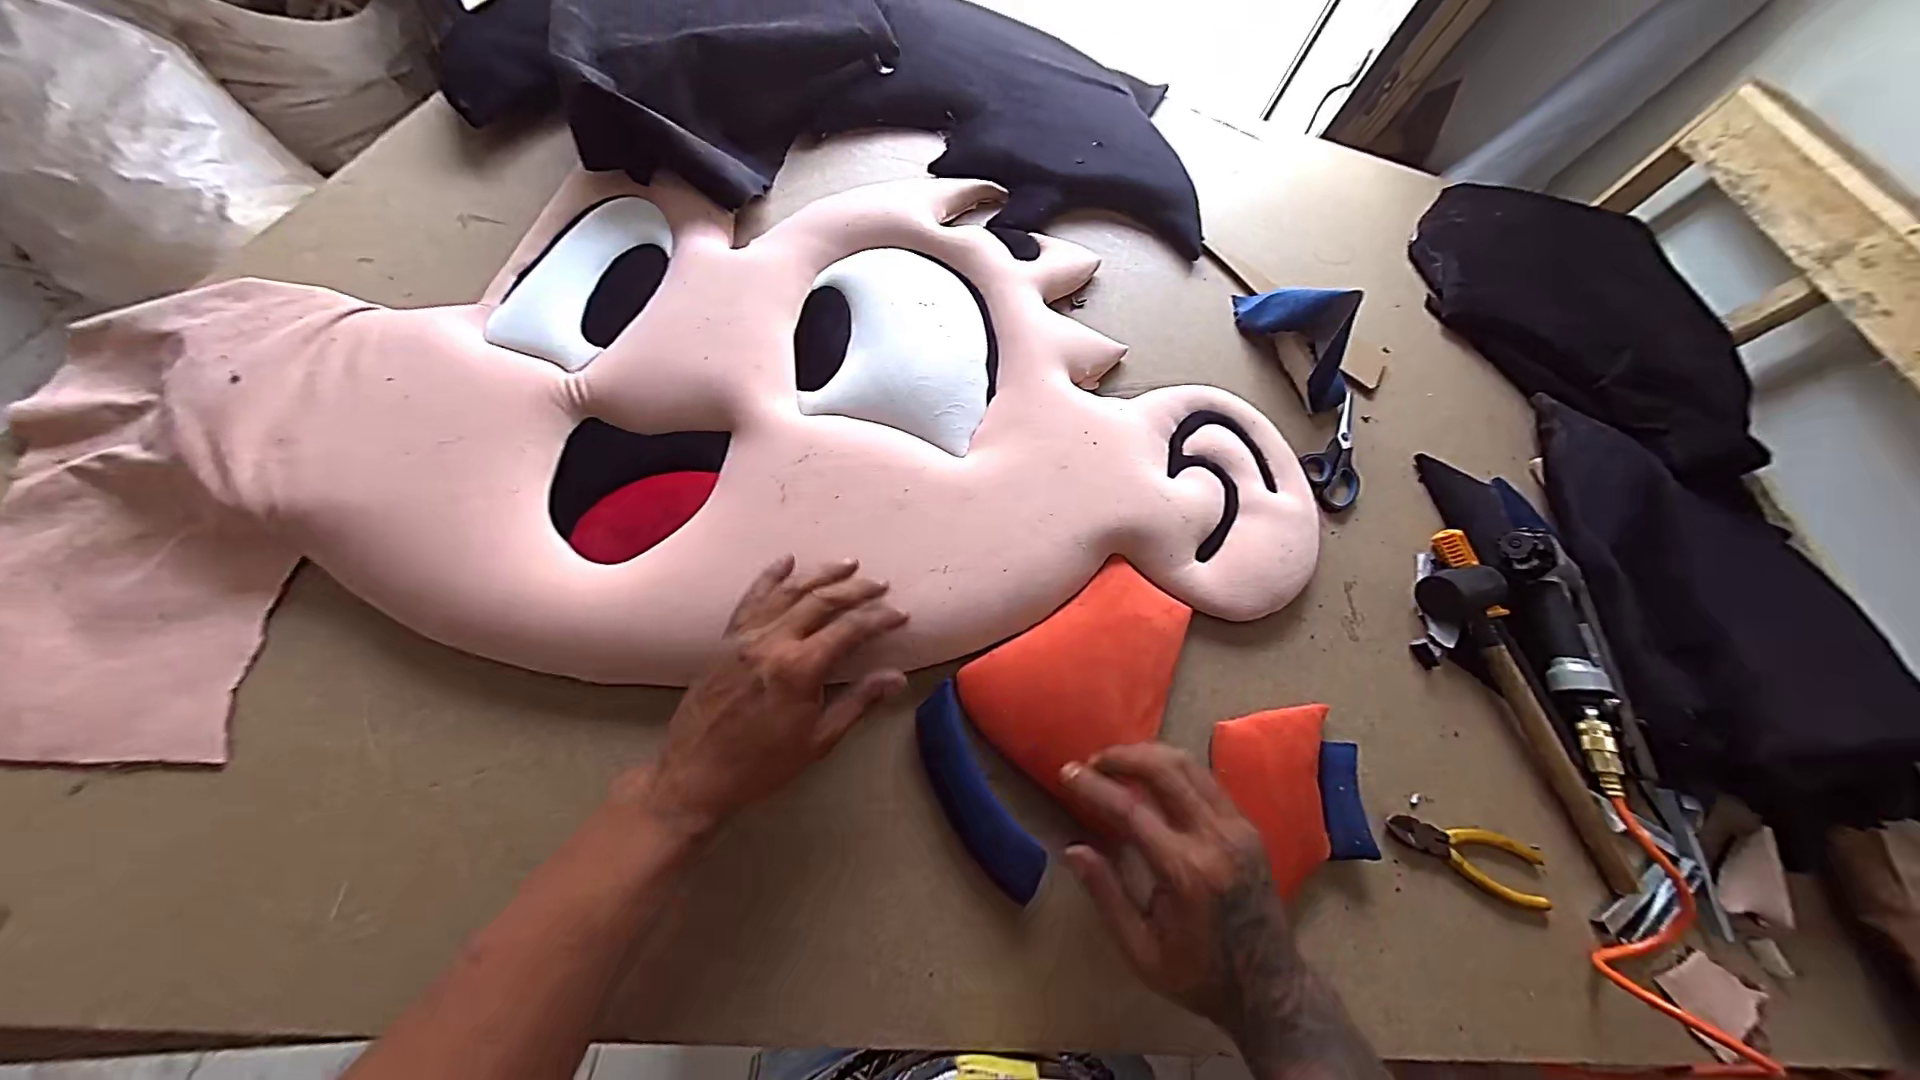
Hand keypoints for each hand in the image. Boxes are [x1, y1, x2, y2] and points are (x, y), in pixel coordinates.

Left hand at [633, 556, 908, 835]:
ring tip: (846, 564)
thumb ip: (859, 701)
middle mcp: (773, 643)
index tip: (898, 614)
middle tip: (879, 584)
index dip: (878, 618)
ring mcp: (746, 637)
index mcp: (799, 669)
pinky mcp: (726, 640)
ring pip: (789, 592)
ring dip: (820, 574)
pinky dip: (770, 577)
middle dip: (856, 589)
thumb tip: (897, 677)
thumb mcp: (819, 740)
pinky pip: (752, 599)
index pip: (849, 629)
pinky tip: (786, 561)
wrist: (694, 775)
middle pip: (822, 601)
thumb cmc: (761, 765)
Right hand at [1057, 743, 1284, 1026]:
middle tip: (1093, 762)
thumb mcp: (1141, 951)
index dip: (1094, 786)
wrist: (1271, 990)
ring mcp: (1237, 828)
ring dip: (1147, 754)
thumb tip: (1073, 849)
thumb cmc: (1199, 976)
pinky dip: (1172, 767)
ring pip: (1188, 765)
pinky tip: (1151, 776)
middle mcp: (1215, 839)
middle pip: (1164, 770)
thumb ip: (1105, 894)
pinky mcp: (1247, 826)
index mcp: (1186, 872)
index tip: (1067, 772)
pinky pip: (1205, 779)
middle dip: (1121, 756)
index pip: (1131, 810)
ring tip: (1117, 763)